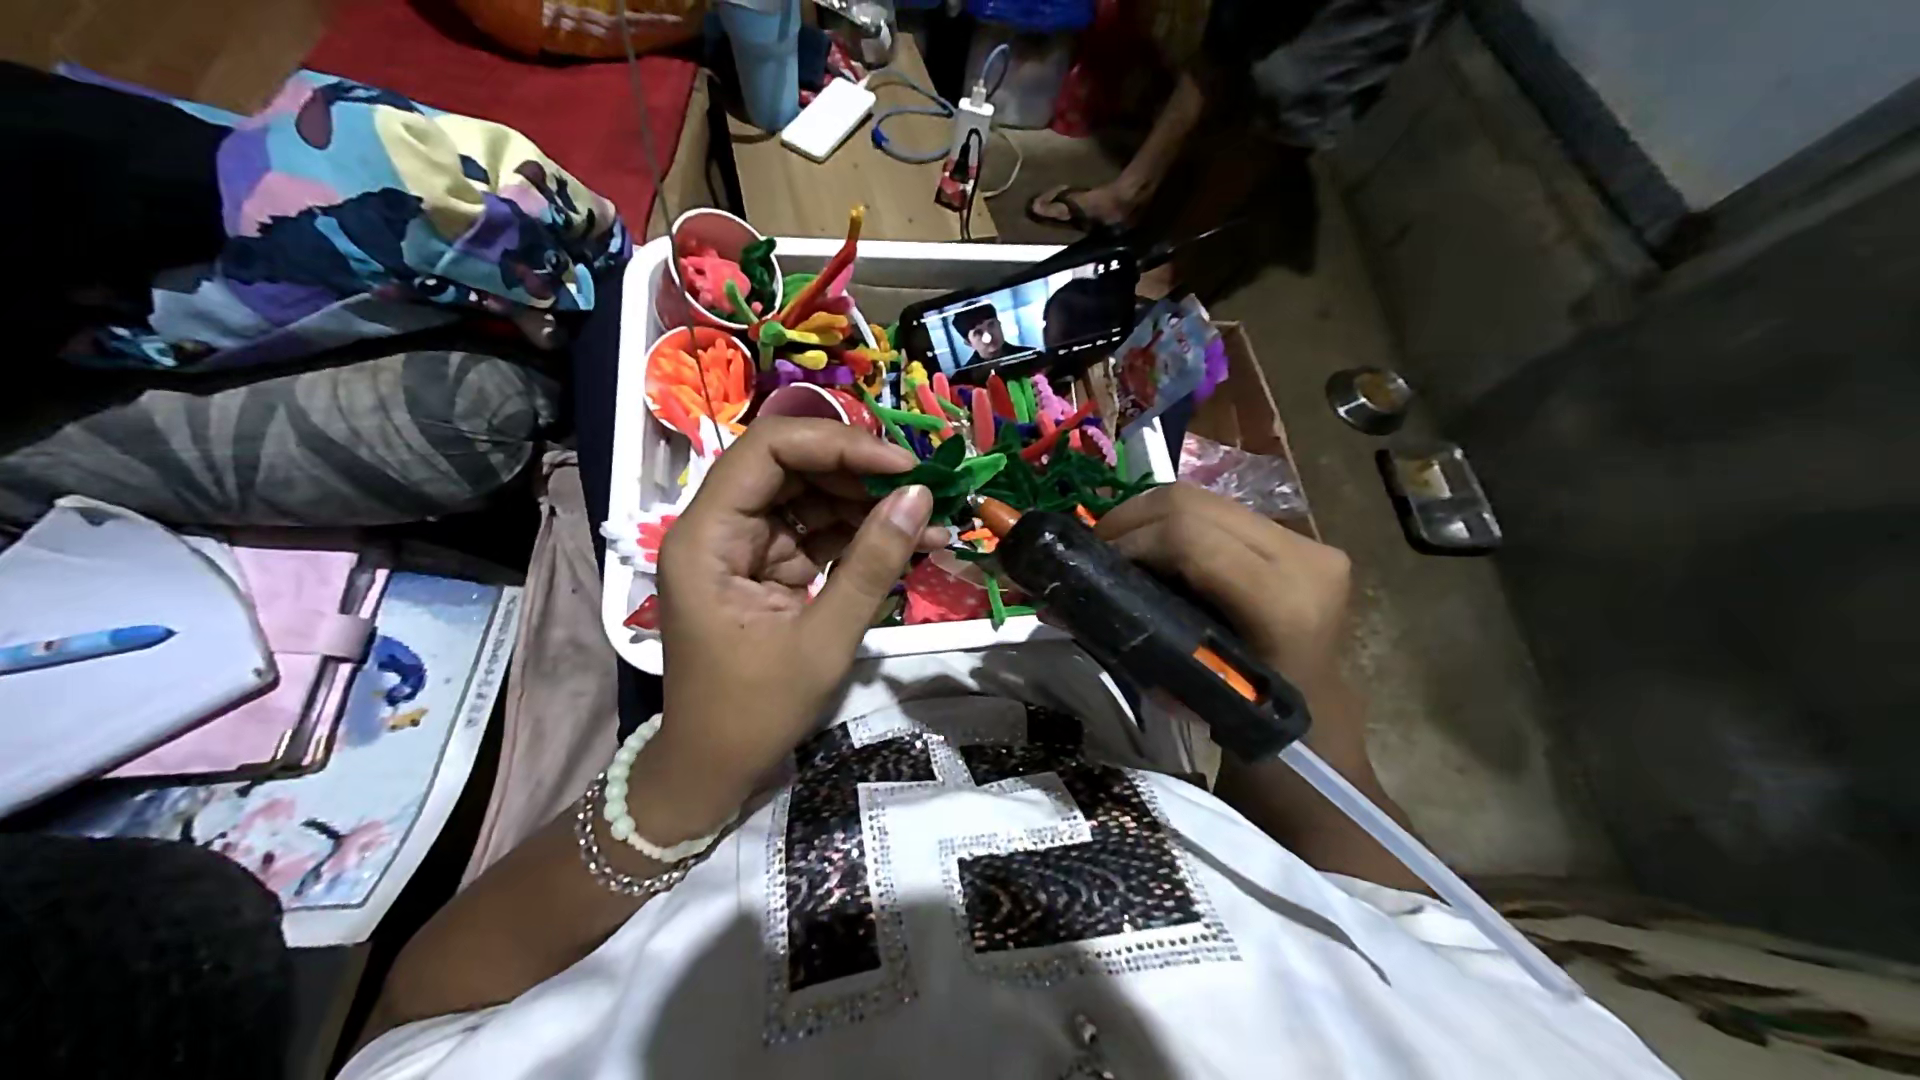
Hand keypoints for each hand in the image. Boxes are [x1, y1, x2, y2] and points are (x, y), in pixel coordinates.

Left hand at [635, 418, 947, 839]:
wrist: (715, 766)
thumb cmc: (755, 710)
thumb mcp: (823, 640)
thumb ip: (871, 564)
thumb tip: (919, 496)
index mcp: (708, 537)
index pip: (769, 452)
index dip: (837, 445)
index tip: (900, 465)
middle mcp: (720, 527)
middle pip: (791, 467)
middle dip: (860, 472)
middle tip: (923, 487)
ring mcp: (744, 546)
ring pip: (810, 496)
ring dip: (868, 502)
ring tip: (929, 517)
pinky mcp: (768, 565)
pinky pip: (817, 531)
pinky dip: (861, 533)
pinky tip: (908, 539)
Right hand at [1096, 484, 1362, 765]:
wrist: (1315, 719)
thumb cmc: (1243, 718)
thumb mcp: (1180, 684)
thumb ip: (1126, 634)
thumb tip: (1055, 605)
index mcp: (1282, 603)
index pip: (1188, 537)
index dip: (1129, 539)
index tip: (1092, 560)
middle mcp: (1305, 560)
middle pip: (1193, 504)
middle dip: (1130, 519)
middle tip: (1096, 547)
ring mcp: (1310, 543)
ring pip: (1205, 498)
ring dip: (1149, 515)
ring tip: (1119, 543)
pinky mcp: (1303, 537)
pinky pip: (1221, 511)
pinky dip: (1175, 520)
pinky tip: (1154, 543)